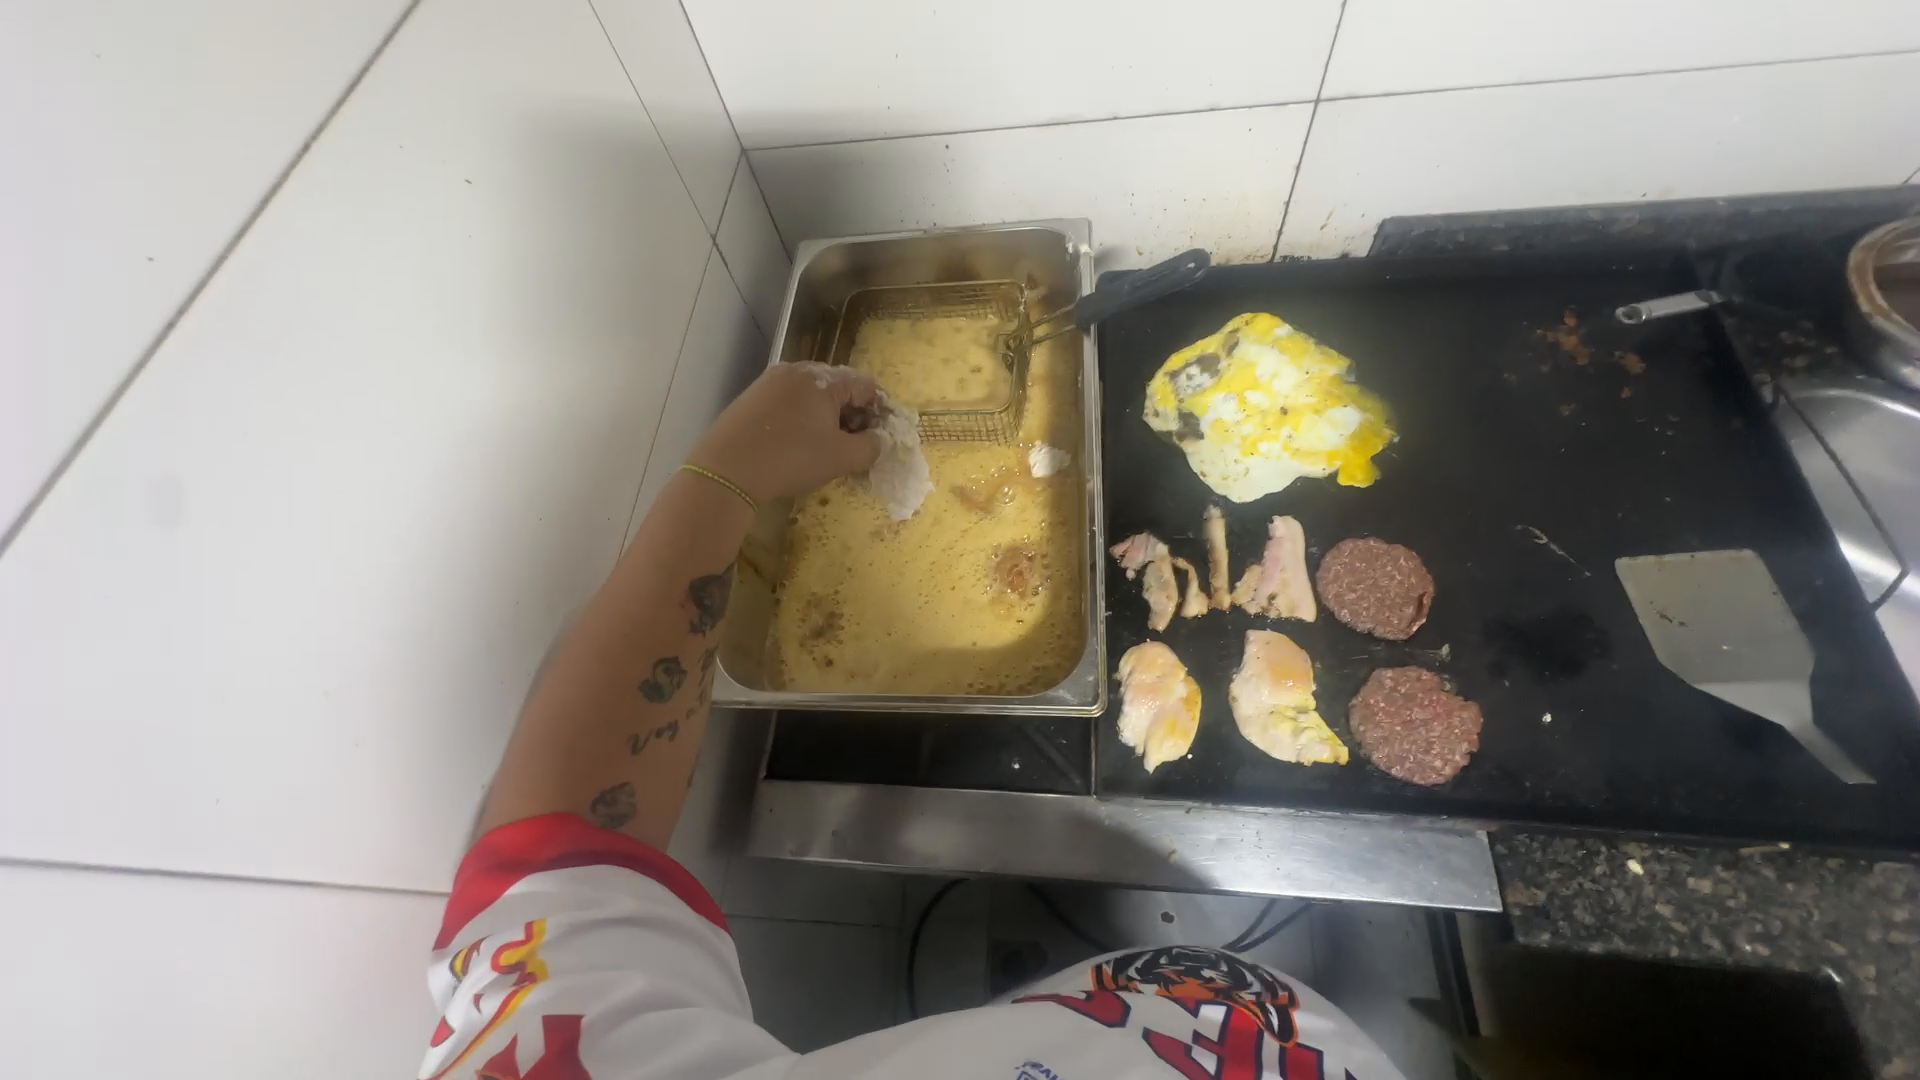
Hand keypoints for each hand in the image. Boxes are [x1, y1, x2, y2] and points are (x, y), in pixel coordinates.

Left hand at [686, 363, 884, 503]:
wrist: (727, 470)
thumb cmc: (791, 459)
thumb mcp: (841, 457)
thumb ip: (870, 447)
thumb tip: (879, 440)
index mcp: (822, 378)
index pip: (866, 385)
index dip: (879, 410)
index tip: (880, 436)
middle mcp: (796, 370)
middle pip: (838, 386)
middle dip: (852, 413)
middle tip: (855, 444)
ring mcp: (769, 382)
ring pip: (811, 395)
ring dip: (826, 417)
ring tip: (826, 446)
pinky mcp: (751, 398)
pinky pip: (788, 403)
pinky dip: (801, 419)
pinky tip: (797, 443)